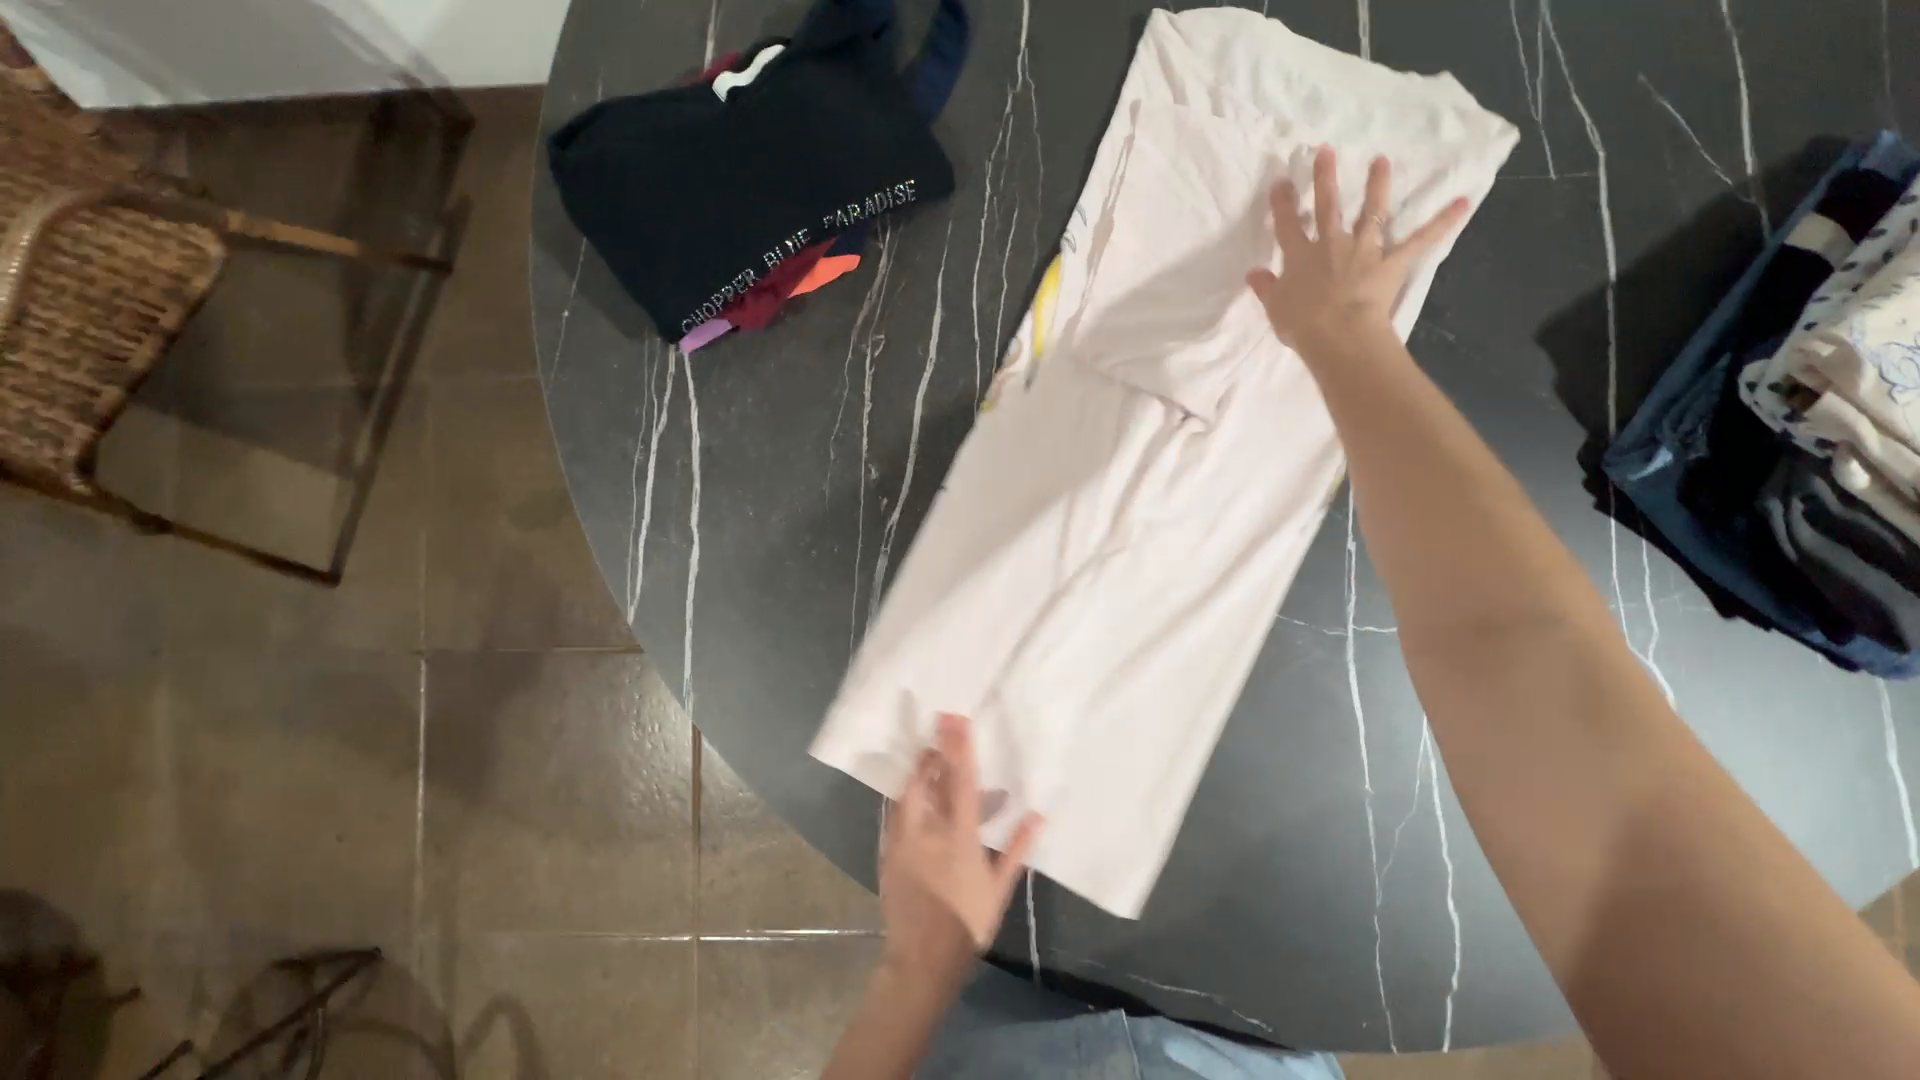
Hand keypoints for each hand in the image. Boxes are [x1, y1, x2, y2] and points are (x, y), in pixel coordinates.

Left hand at [879, 713, 1042, 981]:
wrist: (921, 960)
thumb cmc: (967, 925)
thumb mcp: (999, 889)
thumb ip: (1017, 849)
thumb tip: (1038, 815)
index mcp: (958, 839)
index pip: (960, 783)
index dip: (958, 748)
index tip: (955, 718)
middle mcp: (925, 834)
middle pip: (924, 782)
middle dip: (932, 756)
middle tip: (942, 740)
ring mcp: (902, 843)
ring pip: (906, 796)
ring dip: (920, 777)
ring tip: (935, 766)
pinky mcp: (888, 854)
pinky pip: (897, 816)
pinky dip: (910, 802)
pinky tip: (922, 803)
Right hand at [1246, 145, 1469, 357]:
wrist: (1338, 334)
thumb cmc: (1302, 324)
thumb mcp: (1275, 308)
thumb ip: (1266, 287)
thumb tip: (1253, 273)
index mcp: (1299, 256)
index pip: (1287, 224)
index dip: (1282, 202)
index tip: (1282, 182)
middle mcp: (1330, 244)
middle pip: (1327, 206)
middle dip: (1325, 177)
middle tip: (1327, 151)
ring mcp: (1363, 250)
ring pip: (1371, 212)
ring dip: (1376, 185)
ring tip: (1381, 161)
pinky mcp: (1392, 262)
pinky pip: (1420, 240)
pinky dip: (1443, 222)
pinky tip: (1463, 202)